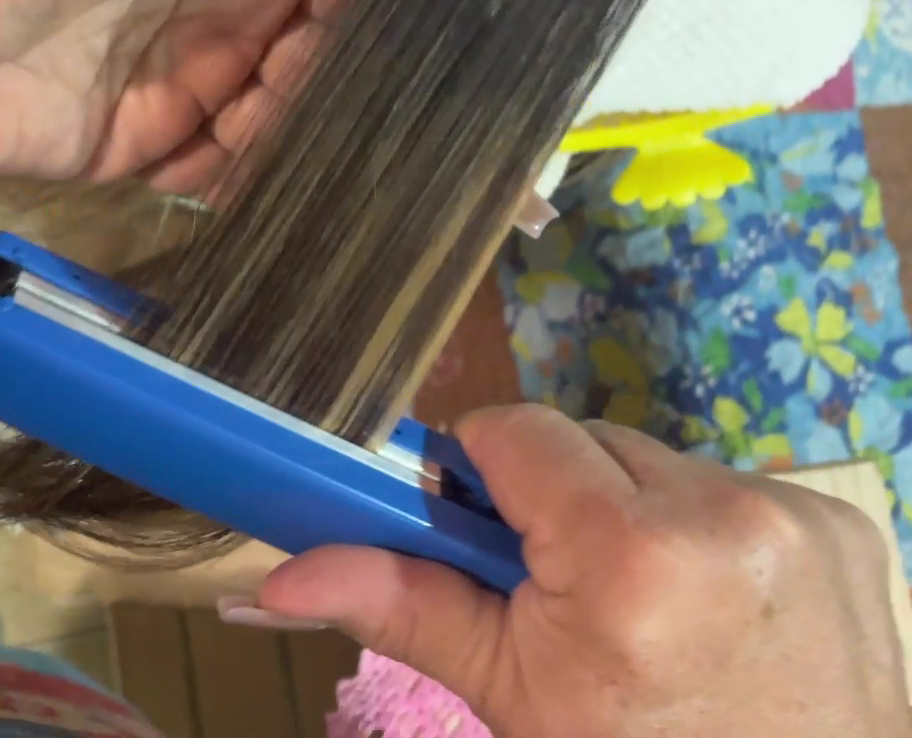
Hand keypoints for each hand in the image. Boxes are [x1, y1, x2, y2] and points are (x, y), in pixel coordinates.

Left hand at [0, 0, 503, 193]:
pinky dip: (229, 177)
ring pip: (273, 117)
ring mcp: (172, 75)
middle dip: (332, 82)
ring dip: (287, 136)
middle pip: (320, 49)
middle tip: (296, 100)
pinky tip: (226, 178)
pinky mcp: (130, 143)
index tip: (397, 42)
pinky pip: (207, 168)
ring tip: (257, 136)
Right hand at [250, 404, 911, 736]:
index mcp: (629, 553)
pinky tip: (701, 592)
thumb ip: (389, 602)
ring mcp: (800, 516)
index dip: (481, 473)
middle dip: (548, 490)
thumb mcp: (498, 686)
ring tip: (630, 589)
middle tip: (552, 573)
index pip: (511, 428)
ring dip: (614, 503)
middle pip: (576, 439)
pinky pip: (712, 481)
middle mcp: (726, 513)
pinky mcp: (845, 526)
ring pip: (639, 456)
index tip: (485, 534)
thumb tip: (270, 583)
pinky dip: (686, 522)